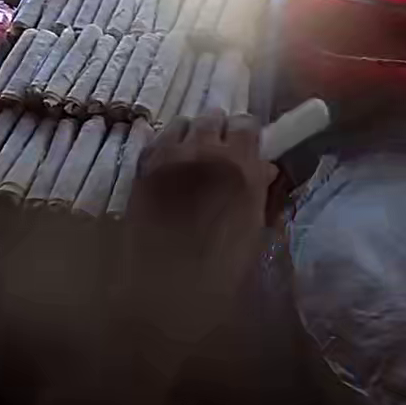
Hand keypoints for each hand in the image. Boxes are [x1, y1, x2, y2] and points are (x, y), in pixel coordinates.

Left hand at [121, 111, 276, 346]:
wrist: (166, 287)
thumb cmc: (220, 269)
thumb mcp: (255, 230)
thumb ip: (260, 192)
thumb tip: (263, 169)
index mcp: (241, 167)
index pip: (247, 123)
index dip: (247, 132)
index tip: (246, 143)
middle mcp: (204, 152)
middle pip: (212, 117)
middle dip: (218, 129)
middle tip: (219, 149)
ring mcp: (168, 157)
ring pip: (182, 123)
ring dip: (190, 133)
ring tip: (192, 154)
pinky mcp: (142, 169)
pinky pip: (155, 140)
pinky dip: (165, 145)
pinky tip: (168, 164)